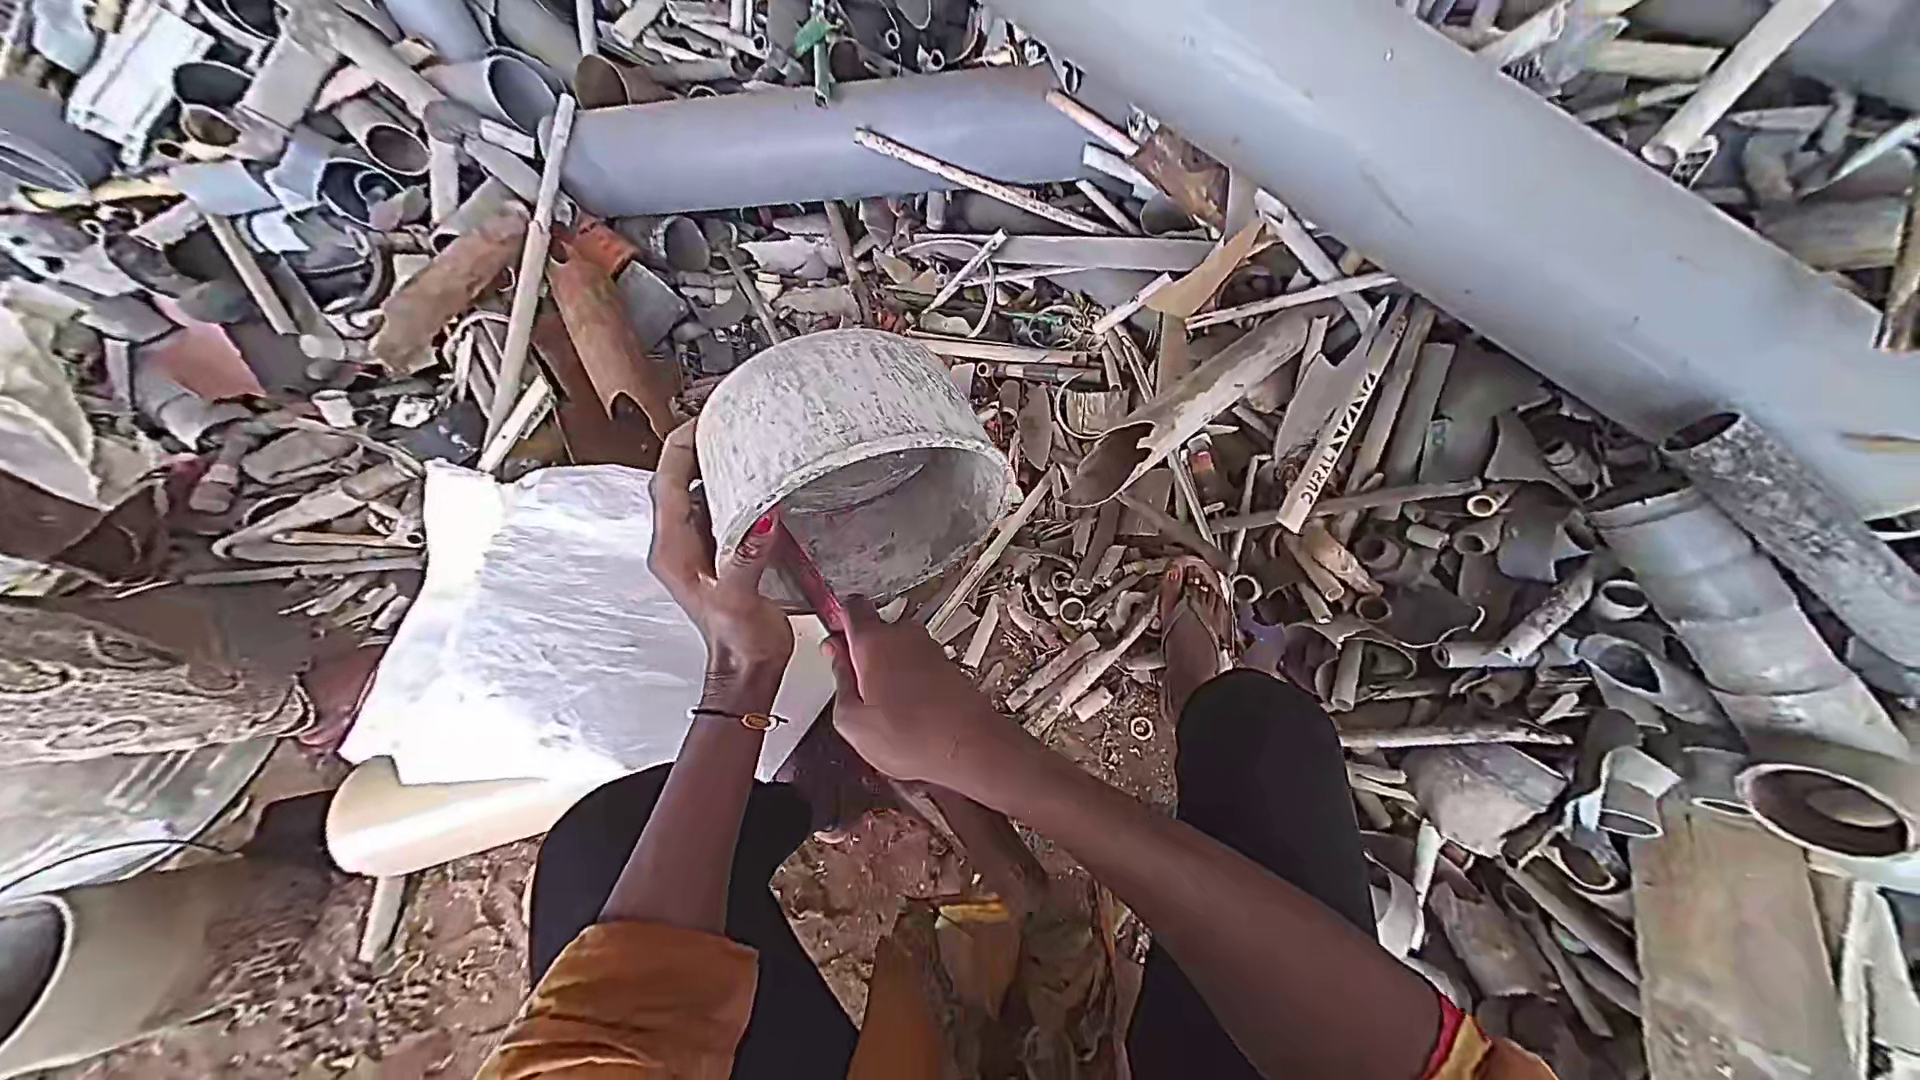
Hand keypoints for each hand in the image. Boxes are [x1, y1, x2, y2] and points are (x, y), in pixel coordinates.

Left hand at [648, 422, 793, 688]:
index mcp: (673, 550)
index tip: (701, 422)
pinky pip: (722, 511)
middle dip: (698, 449)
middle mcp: (681, 544)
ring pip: (701, 495)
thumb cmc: (737, 639)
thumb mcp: (738, 599)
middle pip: (680, 482)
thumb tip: (764, 519)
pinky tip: (758, 484)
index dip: (680, 449)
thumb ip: (746, 558)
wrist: (746, 666)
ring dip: (717, 468)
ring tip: (743, 444)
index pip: (668, 485)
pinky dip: (735, 491)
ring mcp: (701, 548)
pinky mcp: (722, 554)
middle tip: (727, 423)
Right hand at [823, 596, 1033, 791]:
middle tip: (856, 686)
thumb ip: (838, 682)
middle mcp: (904, 635)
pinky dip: (909, 680)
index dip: (838, 622)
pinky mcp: (947, 664)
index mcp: (874, 641)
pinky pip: (917, 663)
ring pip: (897, 648)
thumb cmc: (913, 736)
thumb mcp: (852, 720)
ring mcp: (929, 647)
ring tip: (884, 708)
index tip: (833, 642)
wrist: (969, 747)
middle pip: (875, 630)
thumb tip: (837, 663)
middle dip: (863, 653)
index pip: (851, 608)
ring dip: (887, 669)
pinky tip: (907, 712)